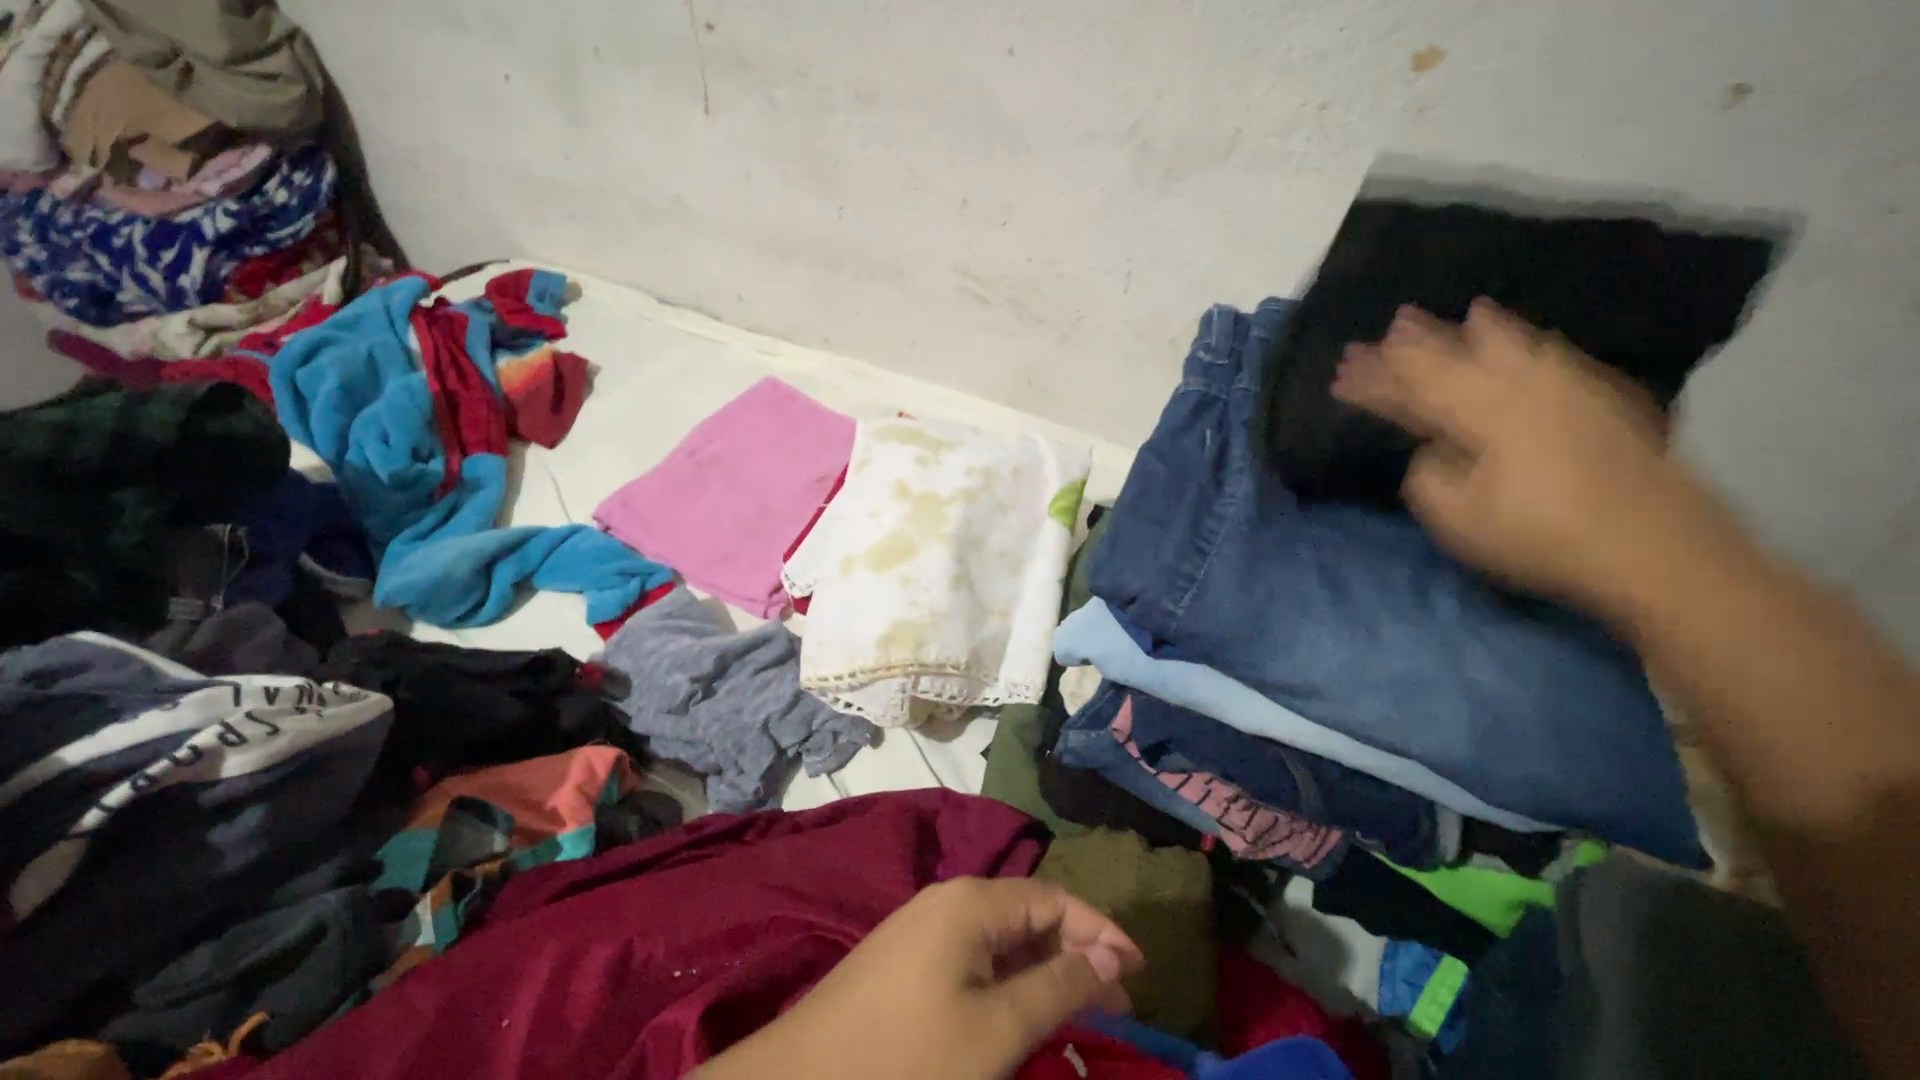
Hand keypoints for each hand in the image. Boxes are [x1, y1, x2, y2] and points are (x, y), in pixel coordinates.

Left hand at [700, 877, 1143, 1079]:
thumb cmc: (908, 1056)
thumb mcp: (998, 1028)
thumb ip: (1059, 986)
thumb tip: (1111, 955)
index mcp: (972, 901)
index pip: (1055, 898)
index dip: (1102, 931)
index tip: (1141, 972)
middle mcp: (947, 901)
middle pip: (1029, 914)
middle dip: (1076, 952)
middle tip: (1118, 1002)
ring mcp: (921, 930)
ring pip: (1001, 939)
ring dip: (1043, 970)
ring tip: (1080, 1011)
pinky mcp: (905, 961)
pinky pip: (973, 958)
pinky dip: (1007, 981)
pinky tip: (1022, 1013)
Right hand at [1331, 299, 1741, 617]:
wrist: (1656, 546)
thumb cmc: (1541, 538)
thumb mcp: (1458, 520)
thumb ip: (1429, 475)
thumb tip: (1432, 448)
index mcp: (1477, 415)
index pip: (1411, 390)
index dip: (1373, 383)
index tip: (1339, 377)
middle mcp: (1517, 388)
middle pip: (1452, 359)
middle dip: (1409, 348)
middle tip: (1377, 334)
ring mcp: (1563, 387)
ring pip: (1504, 347)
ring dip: (1466, 333)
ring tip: (1448, 314)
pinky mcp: (1599, 399)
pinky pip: (1550, 354)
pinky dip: (1525, 339)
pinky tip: (1519, 334)